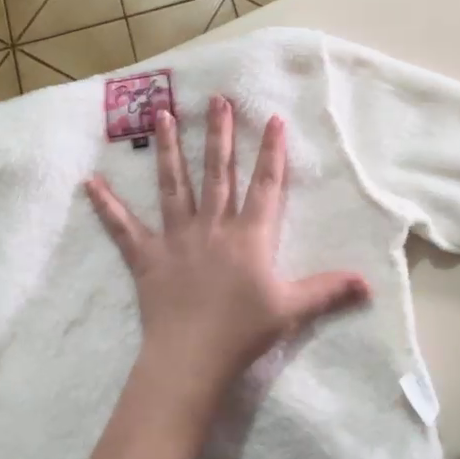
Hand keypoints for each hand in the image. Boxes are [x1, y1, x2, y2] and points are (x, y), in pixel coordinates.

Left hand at [85, 95, 370, 394]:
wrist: (190, 360)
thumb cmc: (243, 332)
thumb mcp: (292, 309)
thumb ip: (328, 290)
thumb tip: (369, 283)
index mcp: (249, 235)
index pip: (265, 185)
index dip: (271, 152)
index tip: (273, 119)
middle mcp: (213, 225)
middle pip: (219, 171)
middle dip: (220, 133)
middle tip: (218, 99)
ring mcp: (177, 237)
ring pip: (174, 184)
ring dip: (168, 149)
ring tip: (162, 115)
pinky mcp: (147, 256)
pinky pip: (123, 227)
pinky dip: (106, 205)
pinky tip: (90, 181)